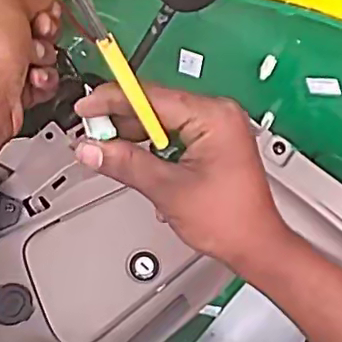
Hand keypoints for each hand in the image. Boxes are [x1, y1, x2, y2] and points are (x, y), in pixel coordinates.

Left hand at [0, 0, 61, 135]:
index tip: (43, 3)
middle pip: (30, 24)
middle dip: (42, 28)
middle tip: (39, 30)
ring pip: (40, 52)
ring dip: (43, 54)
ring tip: (31, 58)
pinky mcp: (11, 88)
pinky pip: (41, 79)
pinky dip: (43, 79)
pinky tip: (33, 78)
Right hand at [73, 83, 297, 273]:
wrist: (254, 245)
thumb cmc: (230, 220)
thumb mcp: (168, 189)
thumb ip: (126, 164)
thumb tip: (92, 149)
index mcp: (214, 117)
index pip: (151, 97)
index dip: (112, 101)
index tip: (87, 109)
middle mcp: (219, 116)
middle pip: (156, 107)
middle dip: (121, 122)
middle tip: (92, 136)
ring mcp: (217, 130)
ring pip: (163, 123)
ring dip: (135, 138)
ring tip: (110, 153)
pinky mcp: (213, 145)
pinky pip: (175, 137)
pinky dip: (152, 149)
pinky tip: (136, 163)